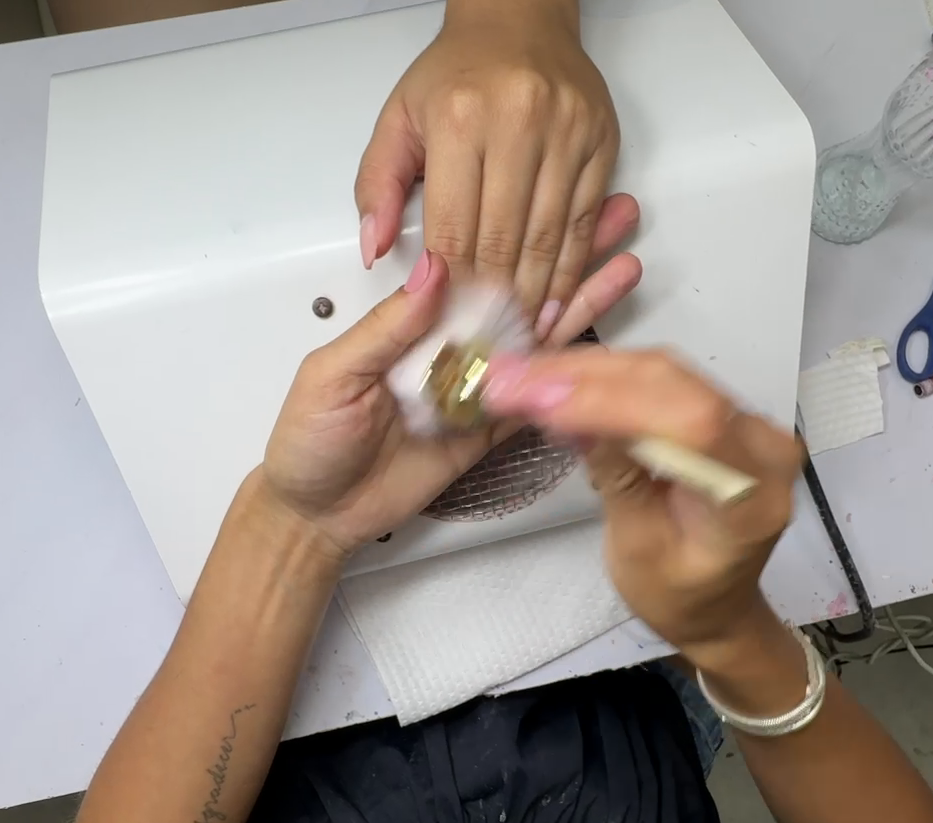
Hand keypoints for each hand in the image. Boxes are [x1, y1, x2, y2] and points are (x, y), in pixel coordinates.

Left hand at [259, 244, 642, 559]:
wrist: (319, 512)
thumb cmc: (309, 441)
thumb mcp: (333, 376)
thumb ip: (385, 330)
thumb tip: (431, 273)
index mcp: (409, 326)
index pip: (471, 271)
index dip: (514, 237)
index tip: (553, 201)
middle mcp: (447, 349)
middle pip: (514, 296)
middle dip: (565, 256)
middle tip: (615, 218)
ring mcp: (470, 388)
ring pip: (533, 342)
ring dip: (578, 304)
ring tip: (622, 266)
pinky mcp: (484, 430)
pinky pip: (529, 401)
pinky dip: (563, 376)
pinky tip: (597, 346)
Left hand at [356, 0, 619, 337]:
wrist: (519, 19)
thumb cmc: (457, 76)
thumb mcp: (399, 121)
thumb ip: (377, 187)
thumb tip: (375, 250)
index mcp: (459, 119)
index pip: (453, 227)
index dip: (451, 287)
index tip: (447, 327)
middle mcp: (518, 122)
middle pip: (502, 240)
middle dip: (492, 303)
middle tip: (485, 345)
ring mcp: (566, 133)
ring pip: (547, 239)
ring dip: (532, 298)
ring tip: (520, 336)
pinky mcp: (599, 144)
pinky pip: (581, 224)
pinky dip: (569, 273)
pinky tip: (555, 305)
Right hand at [480, 349, 806, 662]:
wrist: (715, 603)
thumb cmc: (678, 595)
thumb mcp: (640, 550)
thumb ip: (619, 479)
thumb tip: (571, 415)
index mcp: (753, 494)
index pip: (690, 424)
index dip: (612, 403)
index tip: (540, 401)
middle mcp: (761, 441)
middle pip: (671, 384)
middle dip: (583, 379)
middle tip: (508, 380)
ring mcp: (742, 420)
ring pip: (659, 372)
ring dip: (583, 372)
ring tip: (517, 377)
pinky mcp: (716, 412)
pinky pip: (657, 381)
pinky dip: (601, 379)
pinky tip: (552, 381)